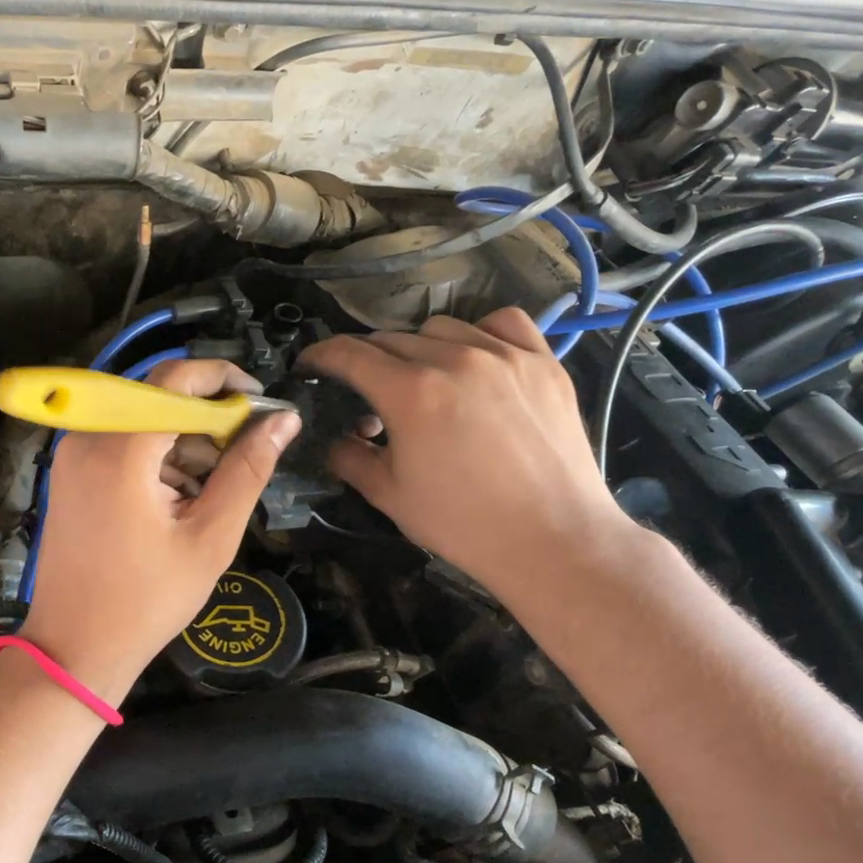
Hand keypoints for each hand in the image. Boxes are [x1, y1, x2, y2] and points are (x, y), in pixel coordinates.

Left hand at [21, 360, 299, 701]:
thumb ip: (247, 470)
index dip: (223, 378)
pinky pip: (118, 441)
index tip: (260, 400)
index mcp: (119, 450)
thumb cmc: (146, 601)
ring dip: (180, 439)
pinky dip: (153, 455)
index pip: (175, 378)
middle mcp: (87, 438)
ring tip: (208, 490)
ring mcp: (71, 455)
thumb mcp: (209, 537)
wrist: (74, 646)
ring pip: (138, 417)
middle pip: (155, 395)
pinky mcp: (69, 474)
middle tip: (240, 453)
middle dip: (204, 415)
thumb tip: (283, 420)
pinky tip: (176, 499)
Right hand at [298, 309, 635, 594]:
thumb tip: (336, 438)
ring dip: (417, 347)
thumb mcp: (388, 495)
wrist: (553, 539)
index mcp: (410, 393)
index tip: (309, 366)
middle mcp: (455, 360)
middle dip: (366, 360)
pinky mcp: (544, 363)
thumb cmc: (462, 523)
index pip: (349, 354)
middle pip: (391, 338)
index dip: (320, 356)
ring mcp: (505, 356)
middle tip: (364, 391)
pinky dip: (479, 333)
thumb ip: (349, 457)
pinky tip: (475, 358)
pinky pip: (503, 323)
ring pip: (442, 327)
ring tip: (420, 378)